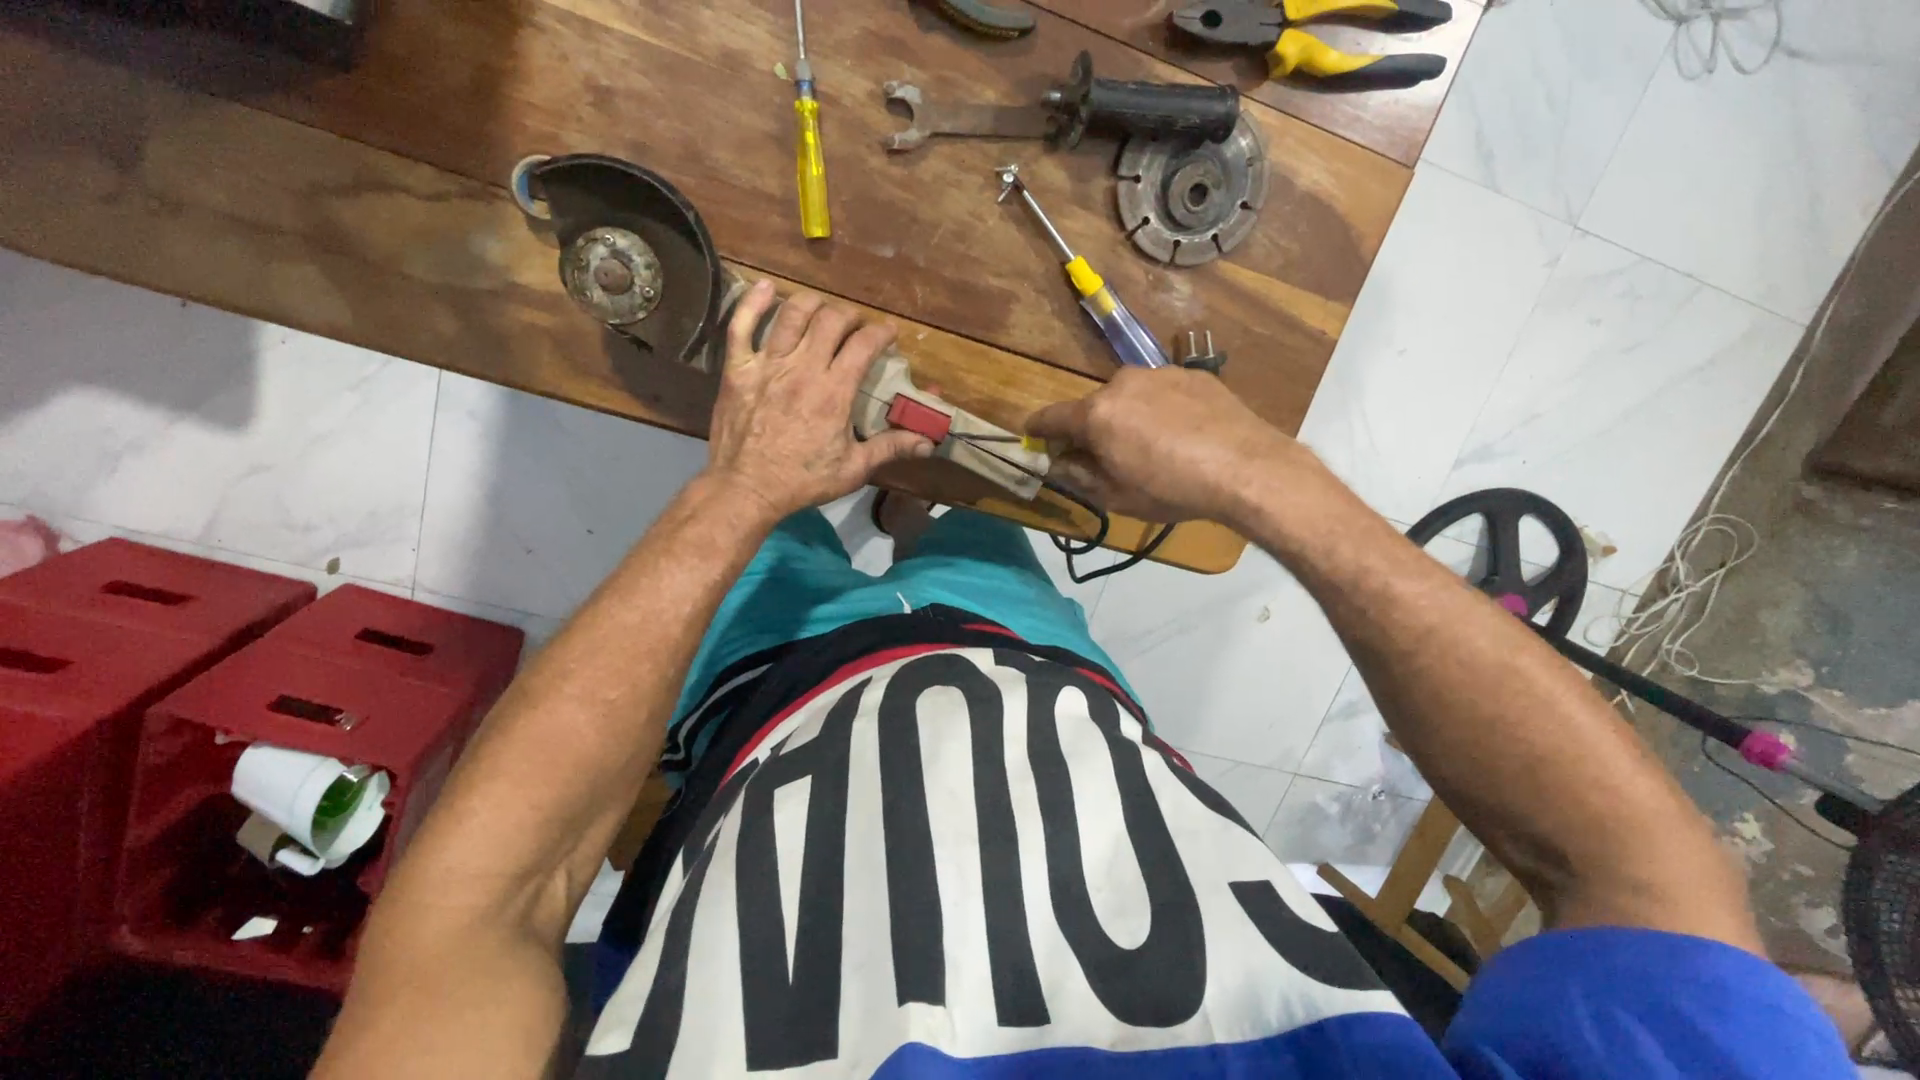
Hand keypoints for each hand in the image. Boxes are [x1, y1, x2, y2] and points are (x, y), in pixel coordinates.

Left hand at [704, 280, 932, 523]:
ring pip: (791, 314)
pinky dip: (753, 302)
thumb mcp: (853, 469)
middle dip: (849, 316)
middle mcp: (802, 368)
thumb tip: (928, 443)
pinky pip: (741, 325)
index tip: (888, 334)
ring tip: (821, 309)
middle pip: (830, 320)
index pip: (864, 344)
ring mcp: (767, 365)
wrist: (747, 488)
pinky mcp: (737, 369)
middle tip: (855, 326)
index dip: (881, 333)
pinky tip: (766, 287)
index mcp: (834, 391)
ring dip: (812, 303)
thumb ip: (890, 448)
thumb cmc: (802, 481)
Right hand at [1025, 366, 1308, 525]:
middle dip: (1094, 429)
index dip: (1038, 431)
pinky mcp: (1194, 375)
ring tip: (1155, 449)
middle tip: (1109, 458)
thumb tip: (1060, 463)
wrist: (1246, 469)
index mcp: (1096, 414)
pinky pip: (1164, 393)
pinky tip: (1184, 437)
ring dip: (1131, 418)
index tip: (1034, 438)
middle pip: (1094, 407)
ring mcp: (1160, 374)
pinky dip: (1163, 411)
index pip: (1050, 417)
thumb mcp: (1116, 496)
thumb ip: (1079, 476)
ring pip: (1131, 397)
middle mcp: (1122, 383)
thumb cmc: (1172, 489)